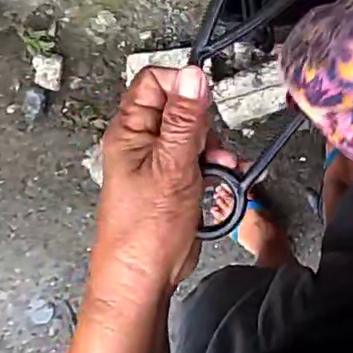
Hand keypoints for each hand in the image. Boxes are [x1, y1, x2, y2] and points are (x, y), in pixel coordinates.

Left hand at [95, 66, 231, 293]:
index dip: (184, 85)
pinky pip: (204, 158)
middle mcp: (143, 143)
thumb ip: (186, 120)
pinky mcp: (176, 178)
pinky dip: (218, 165)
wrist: (146, 276)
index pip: (155, 82)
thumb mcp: (172, 167)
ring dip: (216, 147)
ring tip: (218, 166)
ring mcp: (161, 161)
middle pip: (183, 107)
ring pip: (198, 133)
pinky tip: (222, 178)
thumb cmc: (143, 232)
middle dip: (207, 123)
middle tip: (209, 143)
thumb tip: (193, 77)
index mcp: (130, 132)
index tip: (206, 101)